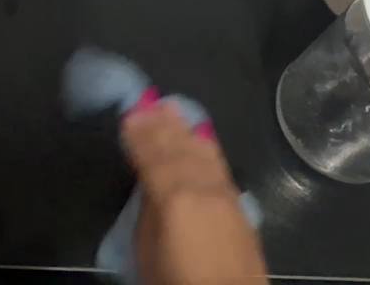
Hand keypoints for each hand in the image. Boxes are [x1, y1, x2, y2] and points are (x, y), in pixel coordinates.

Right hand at [122, 101, 266, 284]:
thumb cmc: (178, 282)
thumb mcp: (148, 250)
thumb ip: (148, 210)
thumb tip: (148, 185)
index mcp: (173, 197)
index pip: (151, 155)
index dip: (138, 134)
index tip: (128, 114)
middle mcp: (201, 187)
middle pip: (176, 147)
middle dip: (159, 124)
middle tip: (145, 103)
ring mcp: (224, 193)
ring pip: (200, 150)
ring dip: (183, 127)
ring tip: (169, 107)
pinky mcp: (240, 205)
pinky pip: (219, 164)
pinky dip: (206, 145)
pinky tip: (200, 135)